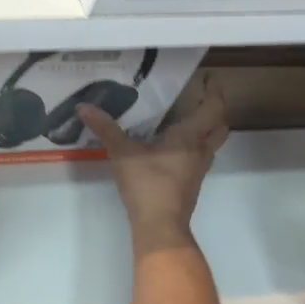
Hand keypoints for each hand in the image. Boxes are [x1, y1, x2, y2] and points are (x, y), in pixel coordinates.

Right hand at [79, 76, 228, 255]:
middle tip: (201, 99)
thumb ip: (106, 129)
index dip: (214, 91)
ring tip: (186, 119)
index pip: (213, 107)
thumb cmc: (148, 185)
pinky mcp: (191, 182)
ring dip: (206, 129)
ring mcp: (198, 169)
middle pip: (220, 125)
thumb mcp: (122, 153)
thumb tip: (84, 107)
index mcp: (191, 137)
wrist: (160, 225)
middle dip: (215, 110)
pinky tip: (172, 147)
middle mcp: (201, 150)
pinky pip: (199, 156)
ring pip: (212, 143)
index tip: (208, 78)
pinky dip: (193, 146)